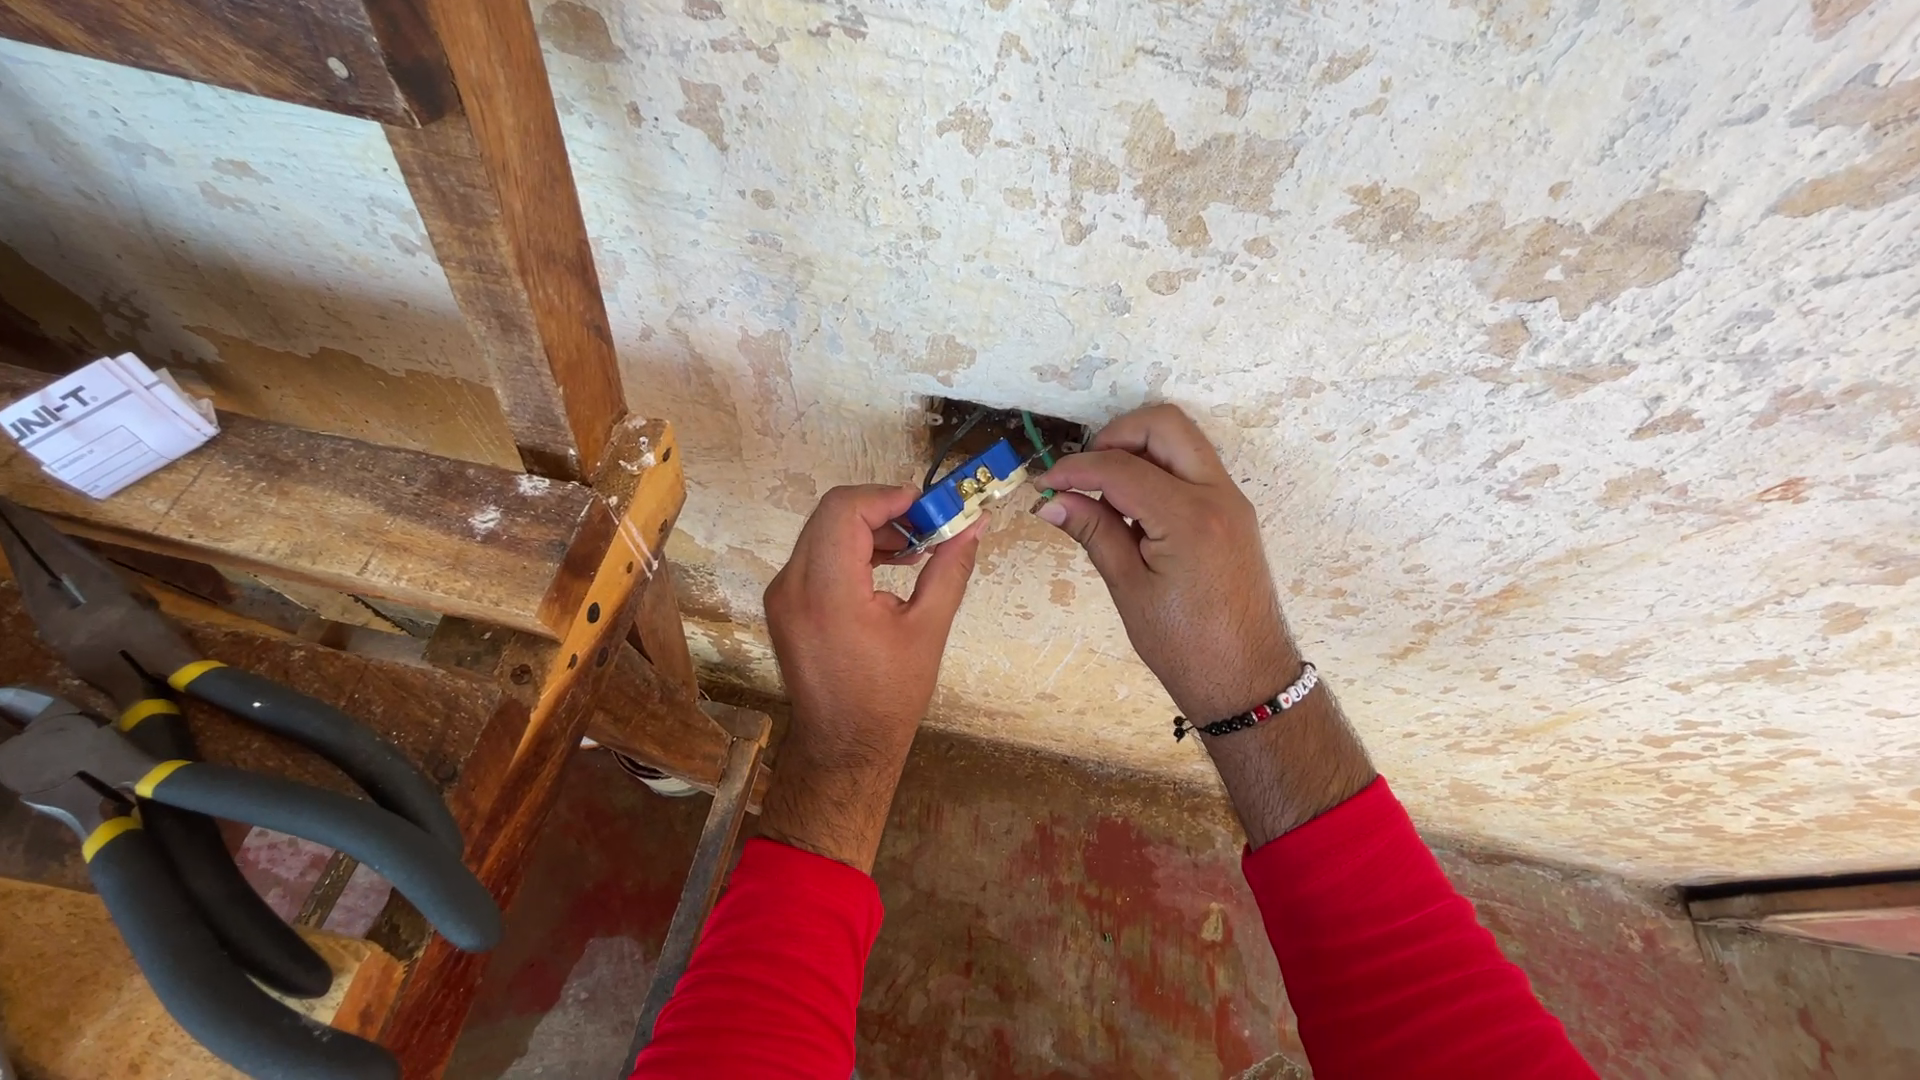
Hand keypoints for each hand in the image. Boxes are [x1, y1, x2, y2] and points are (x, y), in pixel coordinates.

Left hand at [759, 484, 984, 870]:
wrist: (843, 747)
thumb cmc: (889, 697)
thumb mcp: (928, 630)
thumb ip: (950, 569)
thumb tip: (975, 525)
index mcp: (826, 591)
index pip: (845, 509)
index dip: (889, 497)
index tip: (929, 506)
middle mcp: (792, 584)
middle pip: (832, 514)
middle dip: (883, 509)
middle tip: (928, 523)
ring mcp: (782, 594)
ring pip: (822, 530)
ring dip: (869, 527)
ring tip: (915, 545)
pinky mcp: (784, 603)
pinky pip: (816, 554)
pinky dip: (851, 548)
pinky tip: (888, 564)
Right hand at [1034, 405, 1373, 845]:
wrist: (1247, 679)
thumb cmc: (1184, 645)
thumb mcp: (1129, 588)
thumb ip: (1093, 531)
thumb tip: (1051, 501)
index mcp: (1188, 517)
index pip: (1120, 468)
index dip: (1073, 469)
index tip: (1042, 482)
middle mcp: (1218, 494)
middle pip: (1163, 424)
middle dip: (1113, 437)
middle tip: (1081, 473)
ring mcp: (1231, 499)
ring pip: (1181, 439)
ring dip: (1137, 450)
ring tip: (1101, 491)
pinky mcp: (1232, 511)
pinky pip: (1191, 466)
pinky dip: (1156, 469)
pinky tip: (1130, 506)